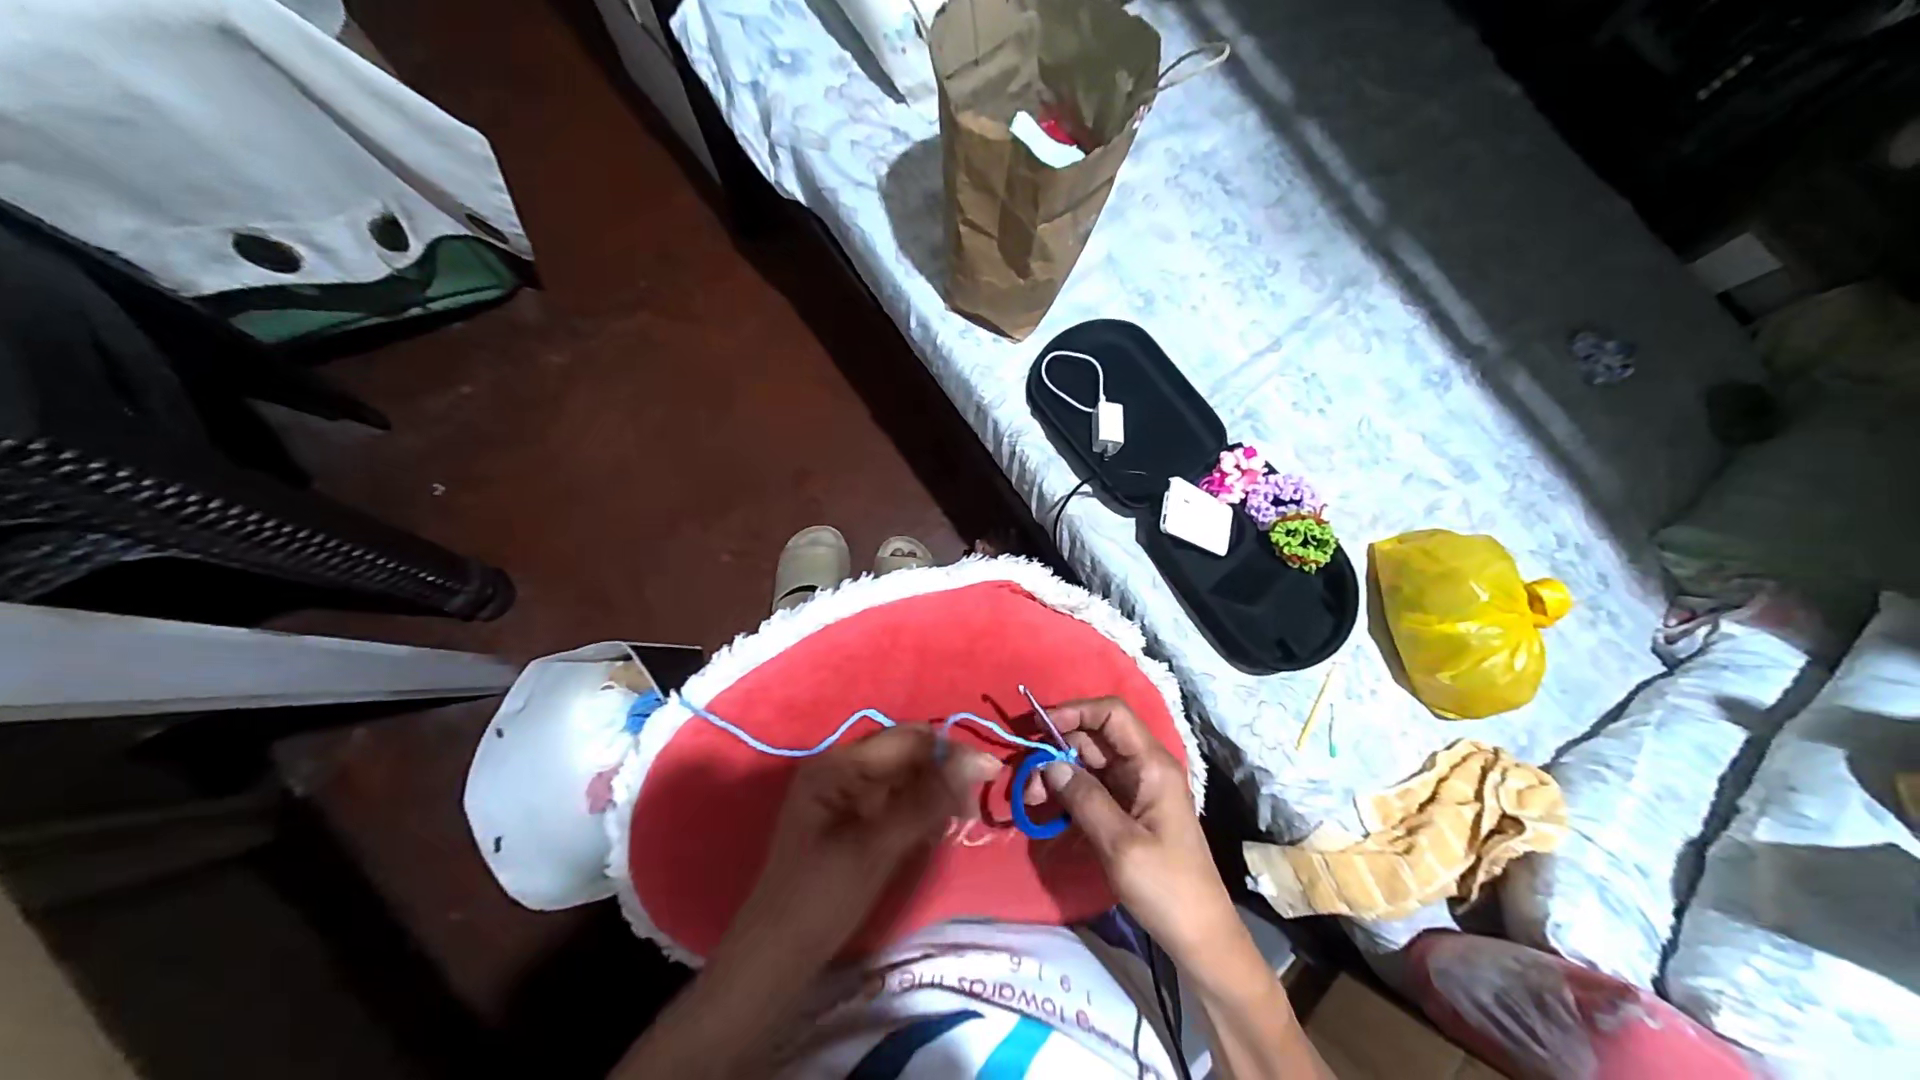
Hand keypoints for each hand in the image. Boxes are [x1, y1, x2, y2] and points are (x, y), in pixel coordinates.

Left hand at [617, 730, 1001, 1079]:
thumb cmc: (823, 897)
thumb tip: (984, 759)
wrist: (777, 954)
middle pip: (908, 753)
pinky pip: (894, 798)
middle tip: (968, 813)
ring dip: (932, 795)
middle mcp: (840, 766)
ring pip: (905, 776)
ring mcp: (844, 791)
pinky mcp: (850, 815)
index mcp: (838, 763)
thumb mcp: (880, 846)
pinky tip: (928, 833)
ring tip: (952, 825)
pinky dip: (916, 811)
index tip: (988, 778)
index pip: (909, 739)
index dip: (950, 753)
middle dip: (942, 775)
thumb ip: (929, 799)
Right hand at [1023, 697, 1237, 960]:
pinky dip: (1067, 792)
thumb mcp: (1120, 843)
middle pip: (1093, 737)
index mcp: (1151, 764)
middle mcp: (1143, 768)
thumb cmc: (1166, 886)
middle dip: (1056, 749)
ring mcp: (1134, 789)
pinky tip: (1047, 809)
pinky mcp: (1126, 810)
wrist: (1198, 936)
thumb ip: (1084, 798)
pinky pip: (1090, 787)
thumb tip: (1049, 764)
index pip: (1112, 713)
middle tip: (1027, 780)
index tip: (1038, 728)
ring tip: (1031, 799)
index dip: (1075, 711)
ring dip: (1057, 773)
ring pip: (1087, 762)